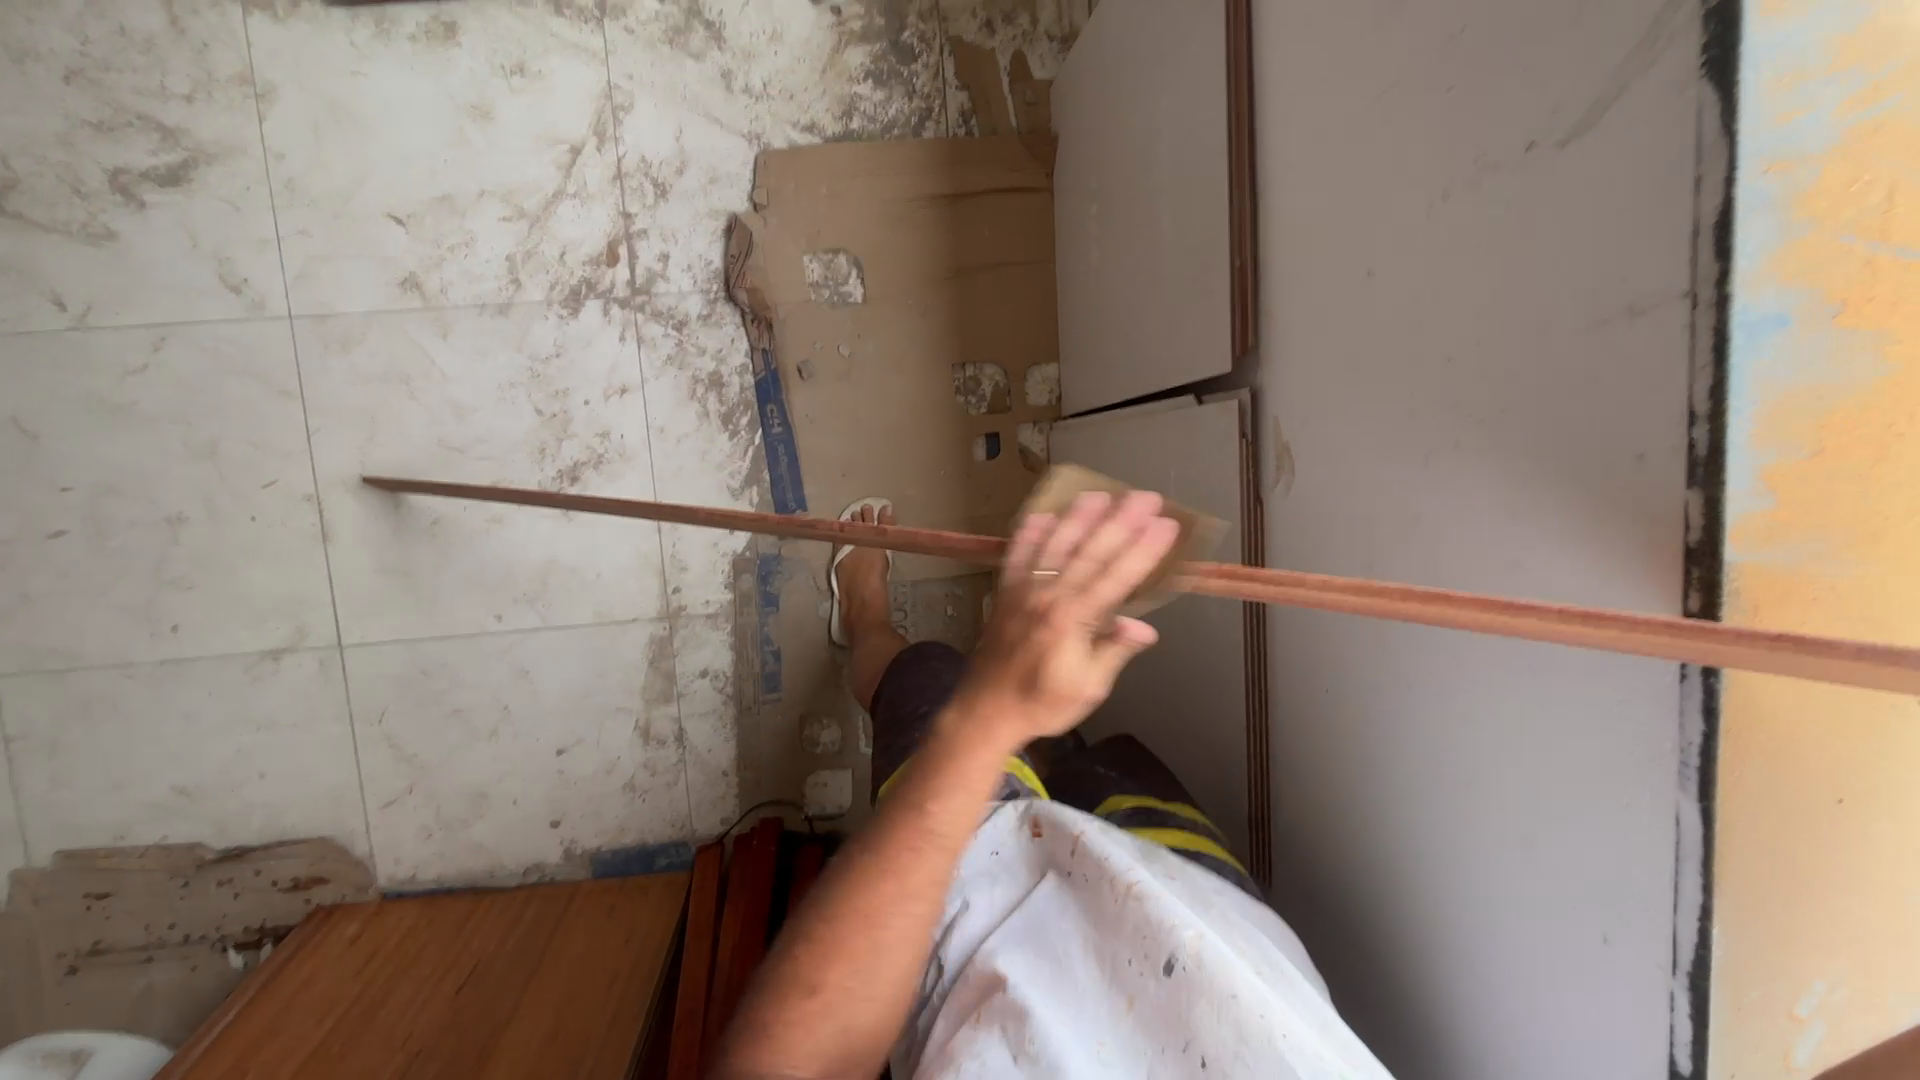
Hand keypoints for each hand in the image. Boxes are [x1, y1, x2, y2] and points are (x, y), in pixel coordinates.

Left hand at [948, 490, 1181, 746]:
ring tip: (1098, 494)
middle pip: (1089, 552)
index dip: (1143, 550)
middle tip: (1145, 497)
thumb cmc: (1041, 705)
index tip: (1165, 525)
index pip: (1116, 577)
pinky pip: (1017, 557)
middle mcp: (1047, 597)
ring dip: (1077, 518)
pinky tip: (1041, 515)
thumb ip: (1113, 651)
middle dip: (1120, 522)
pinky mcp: (1004, 594)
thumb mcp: (1087, 688)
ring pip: (1054, 546)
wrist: (986, 711)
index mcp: (1072, 621)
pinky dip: (1028, 535)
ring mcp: (1023, 591)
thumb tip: (1144, 628)